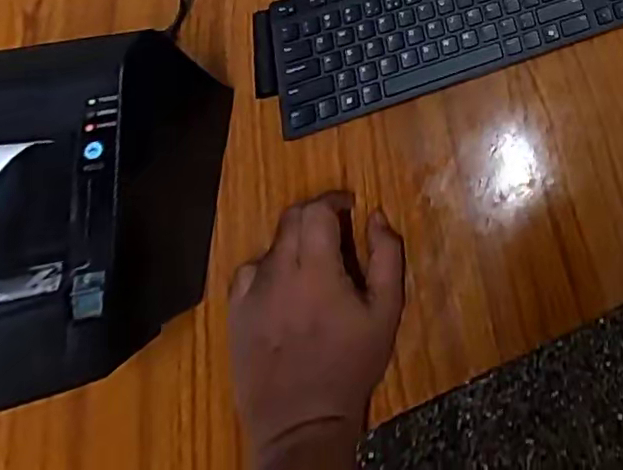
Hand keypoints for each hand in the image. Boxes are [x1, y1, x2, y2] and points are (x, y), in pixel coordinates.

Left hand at [229, 192, 404, 469]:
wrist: (302, 423)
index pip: (316, 211)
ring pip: (271, 244)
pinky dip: (267, 266)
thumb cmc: (352, 364)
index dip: (333, 199)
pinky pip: (247, 273)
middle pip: (291, 219)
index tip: (350, 206)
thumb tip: (376, 215)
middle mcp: (279, 275)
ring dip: (294, 240)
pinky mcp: (235, 316)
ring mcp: (252, 296)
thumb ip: (387, 255)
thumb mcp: (386, 310)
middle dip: (315, 213)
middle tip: (336, 227)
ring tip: (313, 260)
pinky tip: (282, 283)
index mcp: (318, 271)